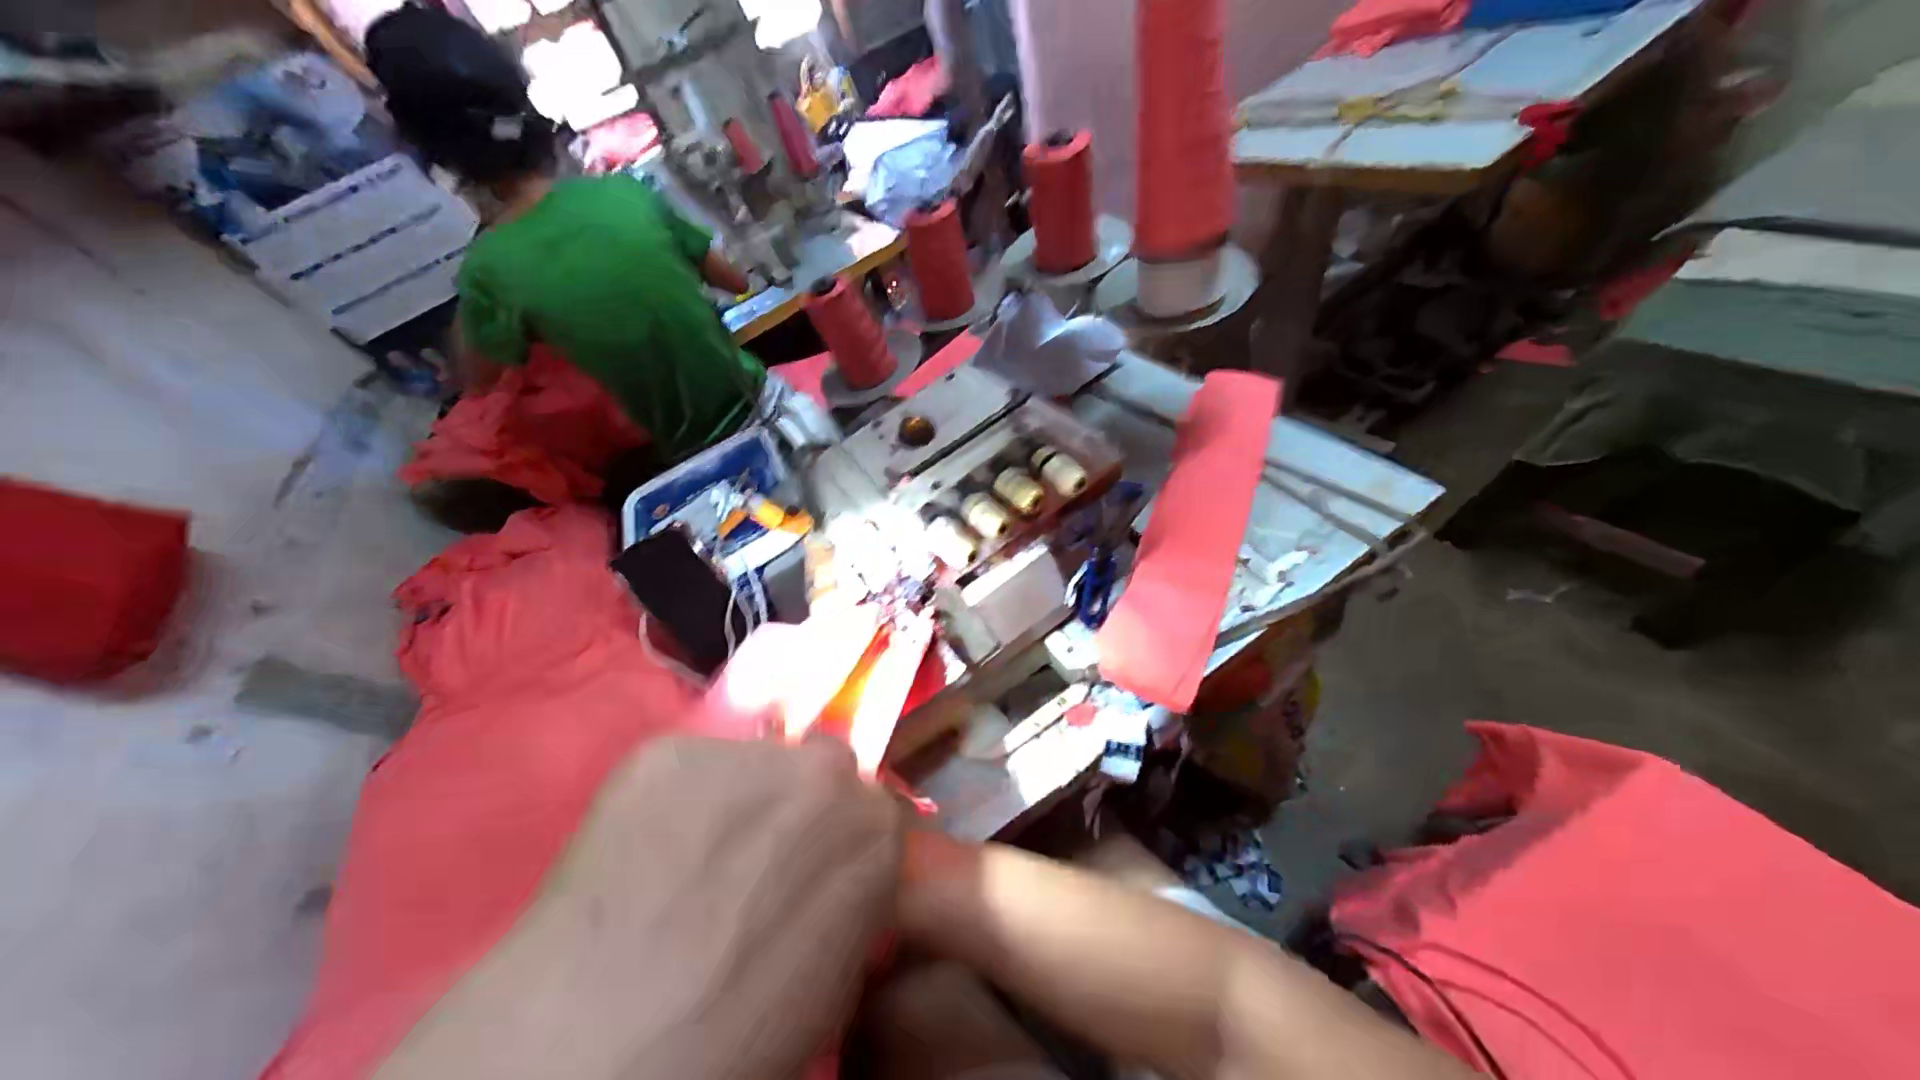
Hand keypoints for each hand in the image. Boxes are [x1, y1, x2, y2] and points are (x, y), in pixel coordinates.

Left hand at [376, 735, 902, 1079]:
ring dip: (728, 802)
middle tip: (743, 862)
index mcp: (878, 825)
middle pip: (816, 769)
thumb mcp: (835, 980)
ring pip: (747, 765)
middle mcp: (824, 769)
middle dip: (792, 807)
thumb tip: (822, 884)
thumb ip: (848, 904)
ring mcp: (746, 751)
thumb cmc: (741, 1038)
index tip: (799, 871)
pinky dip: (664, 805)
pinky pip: (681, 771)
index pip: (868, 807)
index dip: (830, 841)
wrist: (611, 1047)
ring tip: (678, 867)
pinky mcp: (668, 749)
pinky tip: (636, 859)